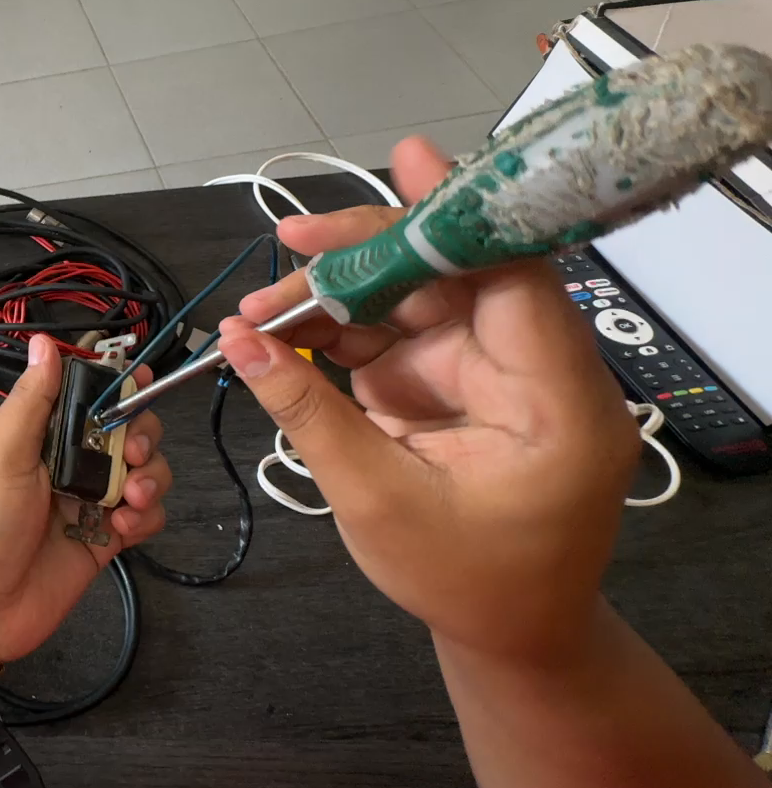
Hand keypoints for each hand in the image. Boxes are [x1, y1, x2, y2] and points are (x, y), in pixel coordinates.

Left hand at [0, 334, 170, 669]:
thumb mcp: (0, 453)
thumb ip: (31, 400)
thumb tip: (43, 341)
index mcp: (31, 431)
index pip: (81, 394)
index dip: (112, 386)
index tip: (137, 382)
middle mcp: (62, 459)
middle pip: (123, 428)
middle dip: (141, 433)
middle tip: (134, 452)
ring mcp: (84, 499)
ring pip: (142, 469)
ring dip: (151, 475)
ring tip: (131, 497)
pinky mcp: (103, 538)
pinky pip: (144, 514)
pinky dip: (147, 515)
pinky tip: (126, 526)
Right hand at [217, 136, 637, 663]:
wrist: (502, 627)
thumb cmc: (461, 576)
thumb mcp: (371, 494)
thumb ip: (303, 408)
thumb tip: (235, 341)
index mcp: (552, 398)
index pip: (509, 279)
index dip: (456, 216)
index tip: (406, 159)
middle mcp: (522, 367)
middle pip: (443, 277)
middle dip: (356, 261)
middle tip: (282, 251)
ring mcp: (476, 371)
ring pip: (398, 301)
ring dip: (324, 300)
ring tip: (253, 314)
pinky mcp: (437, 381)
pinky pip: (377, 335)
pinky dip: (324, 332)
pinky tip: (275, 336)